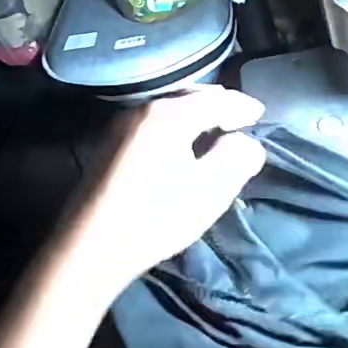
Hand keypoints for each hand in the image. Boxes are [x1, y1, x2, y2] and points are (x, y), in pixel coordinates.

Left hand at [50, 87, 266, 299]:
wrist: (87, 251)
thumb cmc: (155, 218)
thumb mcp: (211, 190)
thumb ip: (238, 157)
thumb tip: (246, 141)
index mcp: (169, 115)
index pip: (217, 99)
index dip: (243, 106)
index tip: (261, 115)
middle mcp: (142, 110)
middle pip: (190, 96)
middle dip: (219, 105)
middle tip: (241, 119)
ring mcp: (120, 127)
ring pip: (169, 109)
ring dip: (196, 115)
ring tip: (215, 129)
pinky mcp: (108, 147)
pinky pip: (154, 122)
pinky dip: (177, 125)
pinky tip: (182, 144)